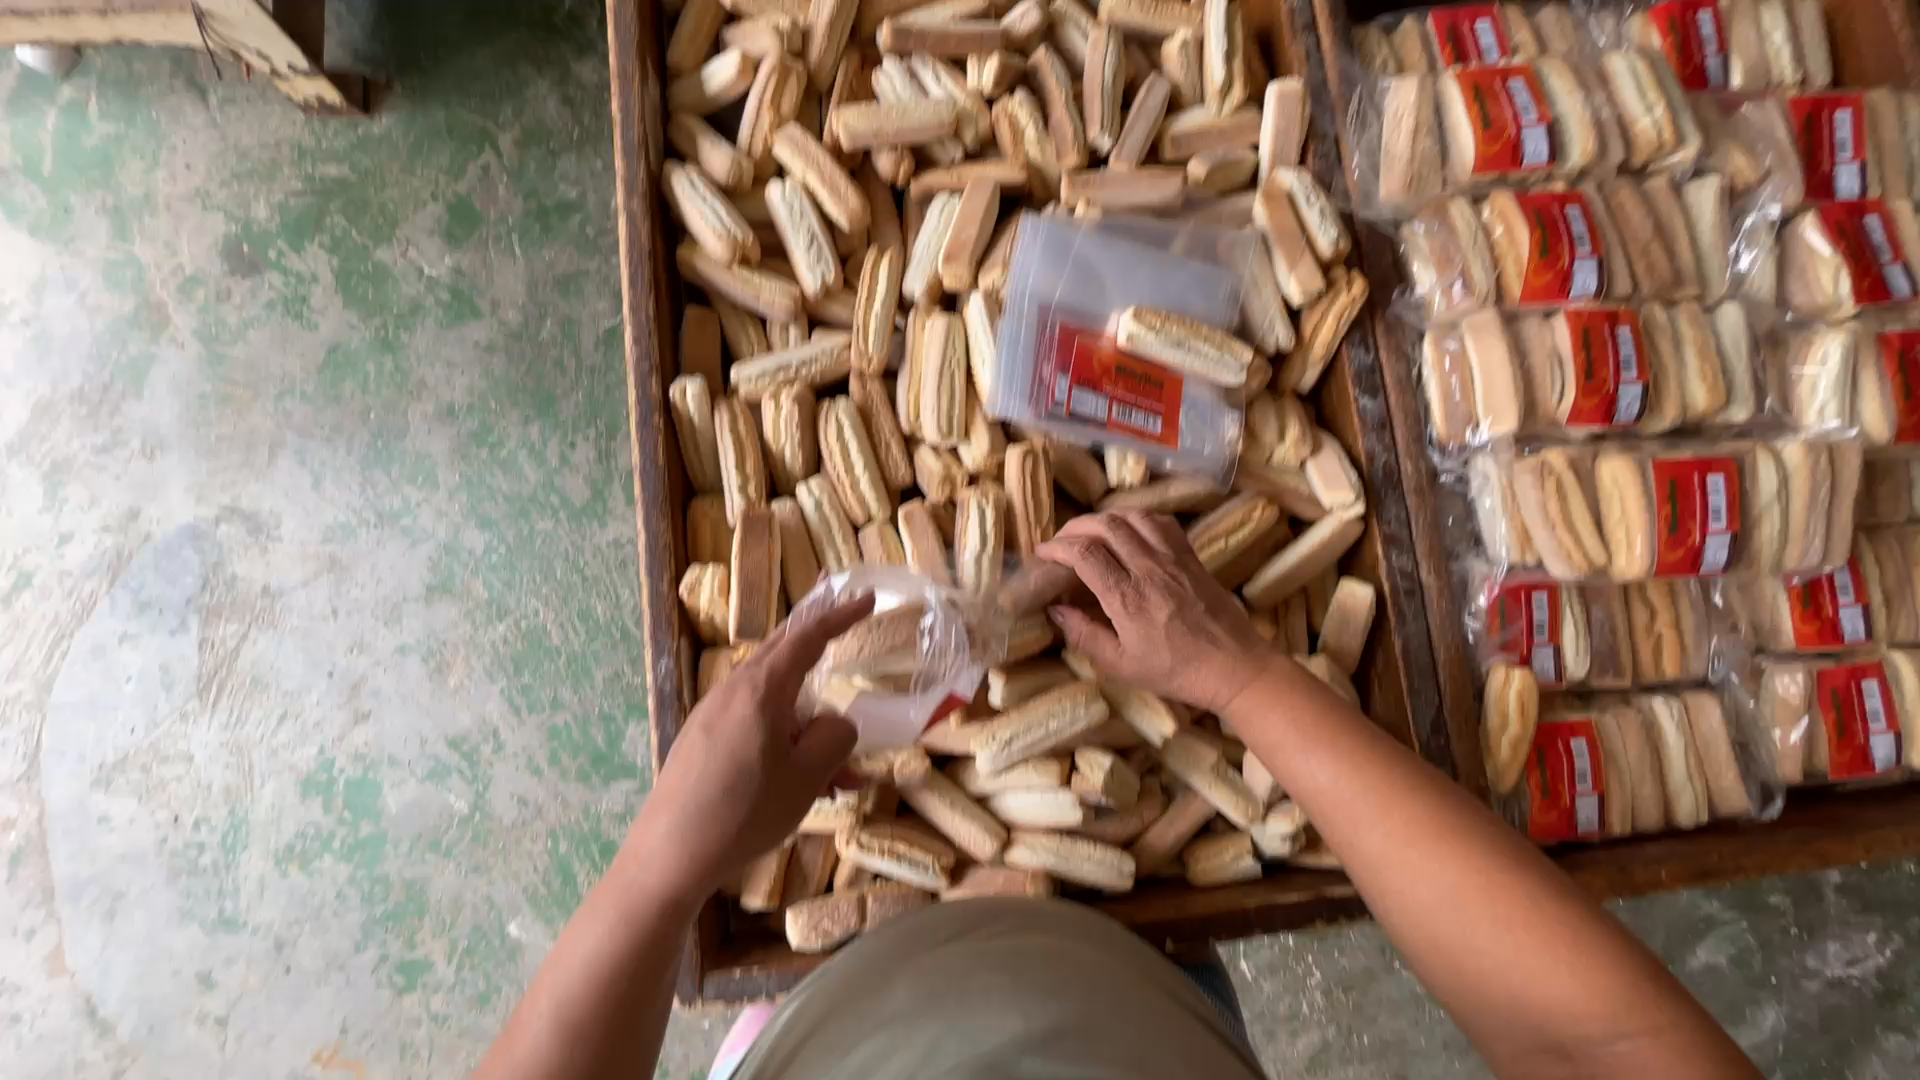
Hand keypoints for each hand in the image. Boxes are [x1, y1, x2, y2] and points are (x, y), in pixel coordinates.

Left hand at [623, 592, 874, 904]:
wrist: (668, 857)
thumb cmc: (745, 812)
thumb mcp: (808, 776)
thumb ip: (834, 737)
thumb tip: (833, 723)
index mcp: (762, 688)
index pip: (808, 636)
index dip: (841, 616)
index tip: (867, 599)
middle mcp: (733, 689)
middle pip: (783, 652)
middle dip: (818, 641)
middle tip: (844, 622)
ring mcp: (712, 714)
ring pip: (772, 698)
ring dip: (806, 721)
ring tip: (834, 777)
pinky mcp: (701, 740)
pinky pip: (752, 722)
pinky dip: (782, 737)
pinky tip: (795, 784)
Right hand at [1036, 512, 1274, 713]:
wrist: (1235, 667)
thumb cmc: (1175, 672)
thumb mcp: (1121, 666)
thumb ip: (1085, 636)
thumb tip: (1055, 611)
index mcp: (1128, 598)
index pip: (1085, 554)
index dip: (1057, 547)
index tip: (1042, 553)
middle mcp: (1149, 569)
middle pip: (1106, 526)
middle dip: (1075, 527)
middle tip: (1060, 541)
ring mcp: (1173, 558)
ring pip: (1133, 517)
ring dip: (1104, 518)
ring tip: (1090, 531)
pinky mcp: (1191, 556)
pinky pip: (1161, 522)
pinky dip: (1137, 518)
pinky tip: (1128, 530)